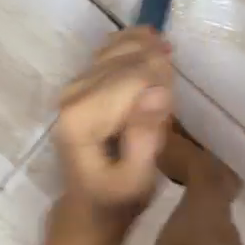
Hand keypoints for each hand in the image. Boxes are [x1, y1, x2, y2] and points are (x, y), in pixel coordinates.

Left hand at [53, 28, 174, 230]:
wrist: (89, 202)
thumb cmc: (116, 197)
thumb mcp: (137, 181)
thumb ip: (145, 137)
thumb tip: (157, 91)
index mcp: (82, 119)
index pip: (131, 78)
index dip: (160, 80)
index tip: (172, 101)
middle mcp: (72, 94)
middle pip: (126, 59)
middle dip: (156, 67)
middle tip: (171, 94)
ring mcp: (74, 83)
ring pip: (120, 48)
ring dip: (148, 50)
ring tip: (169, 59)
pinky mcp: (81, 79)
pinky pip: (111, 47)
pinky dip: (134, 42)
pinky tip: (152, 41)